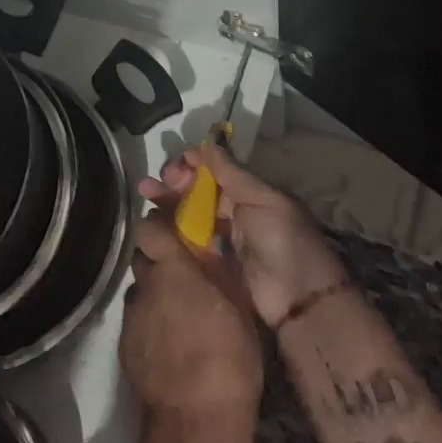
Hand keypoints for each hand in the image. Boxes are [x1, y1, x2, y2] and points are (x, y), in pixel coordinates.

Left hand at [120, 211, 262, 417]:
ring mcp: (130, 316)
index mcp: (173, 271)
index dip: (158, 225)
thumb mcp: (237, 310)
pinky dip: (150, 320)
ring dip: (155, 293)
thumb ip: (220, 274)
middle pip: (142, 258)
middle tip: (184, 274)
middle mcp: (144, 287)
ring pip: (139, 289)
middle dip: (159, 260)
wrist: (193, 417)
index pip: (149, 227)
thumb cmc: (227, 358)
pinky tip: (170, 340)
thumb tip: (213, 248)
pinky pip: (136, 318)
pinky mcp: (124, 343)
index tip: (174, 231)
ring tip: (180, 312)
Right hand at [140, 142, 347, 328]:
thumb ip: (231, 172)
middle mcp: (233, 213)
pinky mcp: (208, 265)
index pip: (215, 170)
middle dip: (172, 182)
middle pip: (196, 191)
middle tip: (153, 184)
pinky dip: (166, 231)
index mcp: (249, 194)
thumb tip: (208, 140)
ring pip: (186, 215)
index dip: (194, 163)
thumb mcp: (263, 199)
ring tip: (144, 194)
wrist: (297, 302)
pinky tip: (150, 223)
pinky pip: (183, 242)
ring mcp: (219, 240)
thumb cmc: (283, 242)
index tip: (176, 165)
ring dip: (165, 203)